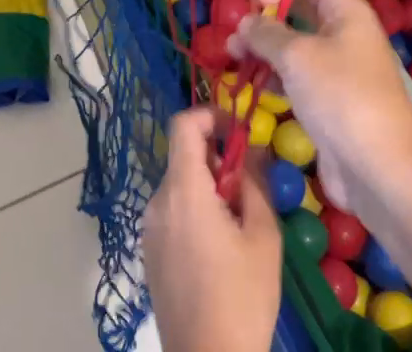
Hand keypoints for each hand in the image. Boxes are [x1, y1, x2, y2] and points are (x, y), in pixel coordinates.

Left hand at [143, 107, 281, 351]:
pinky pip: (172, 210)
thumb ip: (255, 182)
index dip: (211, 115)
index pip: (183, 125)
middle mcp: (157, 201)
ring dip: (208, 186)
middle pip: (183, 156)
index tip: (240, 131)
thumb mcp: (263, 236)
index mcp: (183, 191)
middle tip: (251, 186)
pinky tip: (221, 245)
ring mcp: (149, 227)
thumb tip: (252, 148)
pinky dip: (195, 208)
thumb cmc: (243, 297)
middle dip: (218, 159)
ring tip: (240, 221)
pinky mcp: (149, 250)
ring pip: (179, 184)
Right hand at [232, 0, 411, 214]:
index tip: (258, 3)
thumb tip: (246, 23)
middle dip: (265, 12)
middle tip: (234, 25)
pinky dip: (272, 73)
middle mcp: (344, 34)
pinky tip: (252, 82)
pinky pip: (295, 75)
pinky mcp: (327, 100)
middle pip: (300, 7)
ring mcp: (337, 69)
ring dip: (262, 45)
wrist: (379, 167)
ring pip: (294, 44)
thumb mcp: (297, 56)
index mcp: (346, 11)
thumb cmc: (341, 97)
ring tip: (233, 55)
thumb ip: (265, 33)